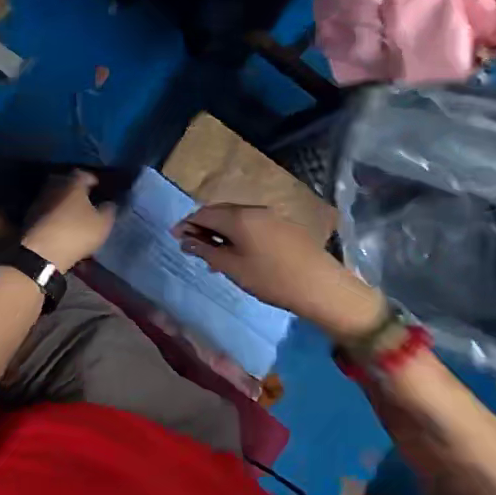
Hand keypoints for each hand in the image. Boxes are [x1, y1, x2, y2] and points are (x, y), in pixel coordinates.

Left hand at [22, 170, 116, 268]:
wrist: (40, 254)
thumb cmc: (75, 233)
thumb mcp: (102, 224)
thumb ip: (109, 209)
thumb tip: (108, 202)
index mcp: (72, 182)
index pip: (84, 174)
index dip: (93, 180)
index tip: (99, 188)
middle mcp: (54, 185)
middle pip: (67, 182)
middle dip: (77, 189)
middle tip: (87, 199)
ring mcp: (40, 199)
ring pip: (56, 195)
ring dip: (65, 201)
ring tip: (75, 212)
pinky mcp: (30, 215)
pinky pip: (48, 208)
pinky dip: (55, 212)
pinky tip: (62, 222)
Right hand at [173, 204, 387, 343]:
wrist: (319, 285)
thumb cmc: (271, 279)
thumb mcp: (233, 268)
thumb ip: (207, 252)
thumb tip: (186, 241)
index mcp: (239, 216)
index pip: (204, 213)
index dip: (187, 223)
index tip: (175, 237)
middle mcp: (254, 209)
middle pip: (221, 211)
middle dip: (204, 226)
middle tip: (192, 245)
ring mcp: (272, 215)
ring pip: (238, 217)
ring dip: (221, 231)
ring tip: (213, 254)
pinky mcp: (284, 225)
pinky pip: (252, 223)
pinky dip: (238, 234)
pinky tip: (237, 253)